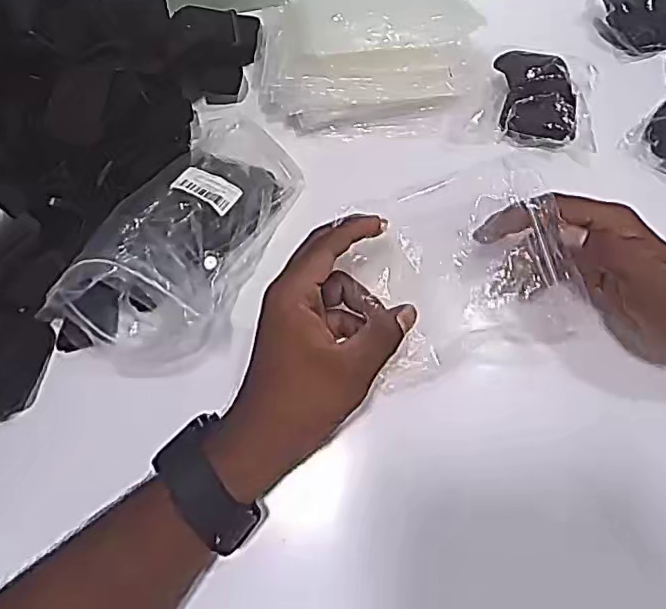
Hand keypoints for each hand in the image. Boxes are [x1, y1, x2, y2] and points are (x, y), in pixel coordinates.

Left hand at [206, 215, 416, 500]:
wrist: (262, 441)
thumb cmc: (294, 405)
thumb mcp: (351, 368)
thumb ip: (382, 334)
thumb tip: (402, 313)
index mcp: (292, 294)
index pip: (324, 246)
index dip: (352, 230)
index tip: (376, 223)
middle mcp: (285, 297)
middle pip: (322, 259)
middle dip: (351, 251)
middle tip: (377, 238)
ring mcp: (287, 315)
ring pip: (328, 289)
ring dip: (355, 300)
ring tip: (375, 329)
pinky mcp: (292, 332)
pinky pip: (326, 311)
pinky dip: (347, 319)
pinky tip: (363, 342)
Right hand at [476, 195, 665, 390]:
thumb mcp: (640, 273)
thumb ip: (596, 250)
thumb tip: (558, 237)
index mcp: (613, 223)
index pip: (555, 208)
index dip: (520, 216)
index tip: (493, 231)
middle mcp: (602, 235)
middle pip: (546, 225)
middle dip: (515, 237)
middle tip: (489, 253)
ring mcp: (598, 259)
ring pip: (548, 249)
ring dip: (523, 259)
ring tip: (503, 276)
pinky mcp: (598, 283)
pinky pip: (558, 272)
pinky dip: (537, 278)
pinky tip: (525, 289)